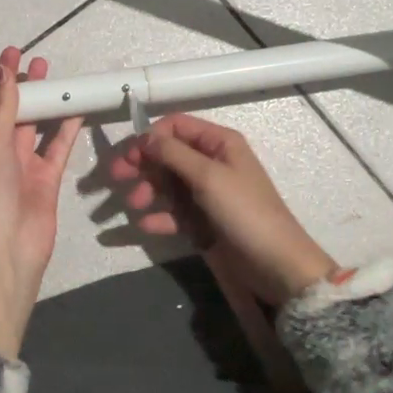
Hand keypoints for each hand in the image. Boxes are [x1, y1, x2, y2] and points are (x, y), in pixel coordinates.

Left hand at [0, 47, 81, 357]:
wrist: (11, 249)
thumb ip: (1, 107)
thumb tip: (1, 68)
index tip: (5, 59)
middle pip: (8, 111)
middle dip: (19, 85)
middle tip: (33, 60)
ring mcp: (23, 164)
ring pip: (34, 124)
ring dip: (41, 101)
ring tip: (51, 73)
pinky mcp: (46, 177)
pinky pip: (57, 145)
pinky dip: (65, 126)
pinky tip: (74, 105)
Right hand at [108, 114, 338, 306]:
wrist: (277, 266)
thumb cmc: (245, 212)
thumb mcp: (208, 177)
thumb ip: (173, 153)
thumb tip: (144, 137)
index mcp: (219, 143)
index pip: (175, 126)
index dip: (150, 137)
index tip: (129, 156)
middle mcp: (212, 162)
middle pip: (167, 154)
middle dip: (141, 164)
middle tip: (115, 177)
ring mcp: (208, 192)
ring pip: (168, 183)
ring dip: (147, 190)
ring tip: (133, 205)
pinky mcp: (205, 220)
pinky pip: (175, 212)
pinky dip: (159, 216)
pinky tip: (145, 226)